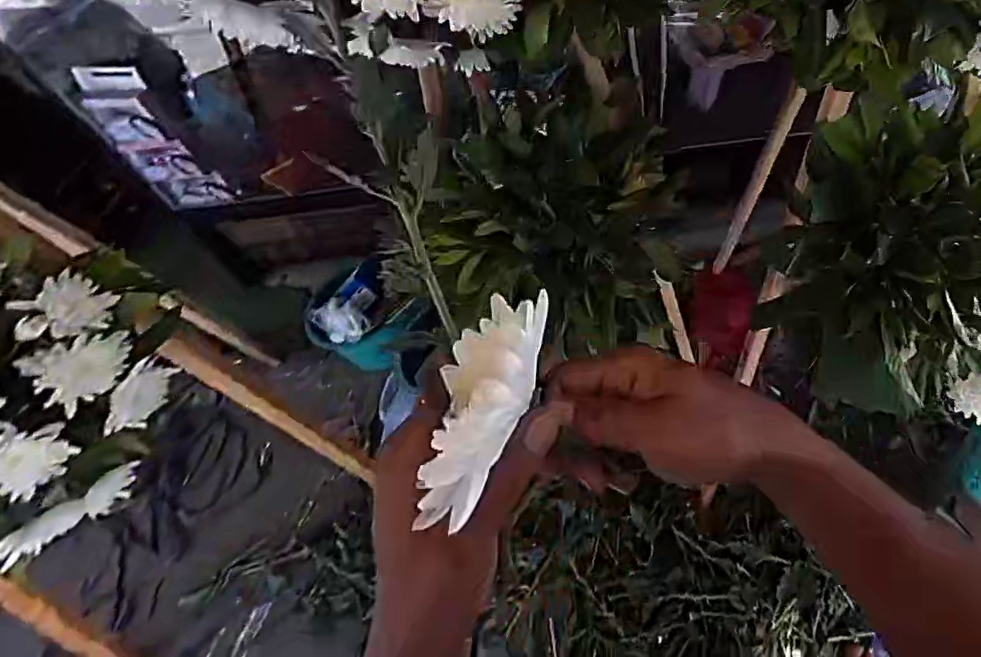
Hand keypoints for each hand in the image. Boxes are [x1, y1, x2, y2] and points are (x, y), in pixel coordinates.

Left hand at [367, 369, 570, 656]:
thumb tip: (553, 408)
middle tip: (562, 390)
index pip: (445, 386)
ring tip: (571, 426)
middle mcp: (422, 453)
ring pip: (490, 436)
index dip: (485, 366)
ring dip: (529, 435)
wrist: (421, 642)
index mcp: (409, 450)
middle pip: (474, 409)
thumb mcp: (477, 522)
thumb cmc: (435, 580)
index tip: (528, 352)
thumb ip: (514, 463)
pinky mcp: (461, 493)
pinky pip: (494, 461)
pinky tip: (564, 462)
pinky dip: (523, 459)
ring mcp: (442, 474)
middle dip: (519, 402)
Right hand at [548, 346, 810, 486]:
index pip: (564, 376)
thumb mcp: (649, 430)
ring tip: (608, 486)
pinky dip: (614, 457)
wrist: (766, 447)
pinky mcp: (652, 417)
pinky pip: (618, 433)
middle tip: (586, 482)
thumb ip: (598, 418)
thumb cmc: (708, 434)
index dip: (546, 411)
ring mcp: (641, 396)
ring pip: (594, 422)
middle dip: (570, 442)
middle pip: (576, 402)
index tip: (542, 454)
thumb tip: (549, 408)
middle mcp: (628, 375)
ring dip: (592, 456)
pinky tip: (624, 481)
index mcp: (625, 365)